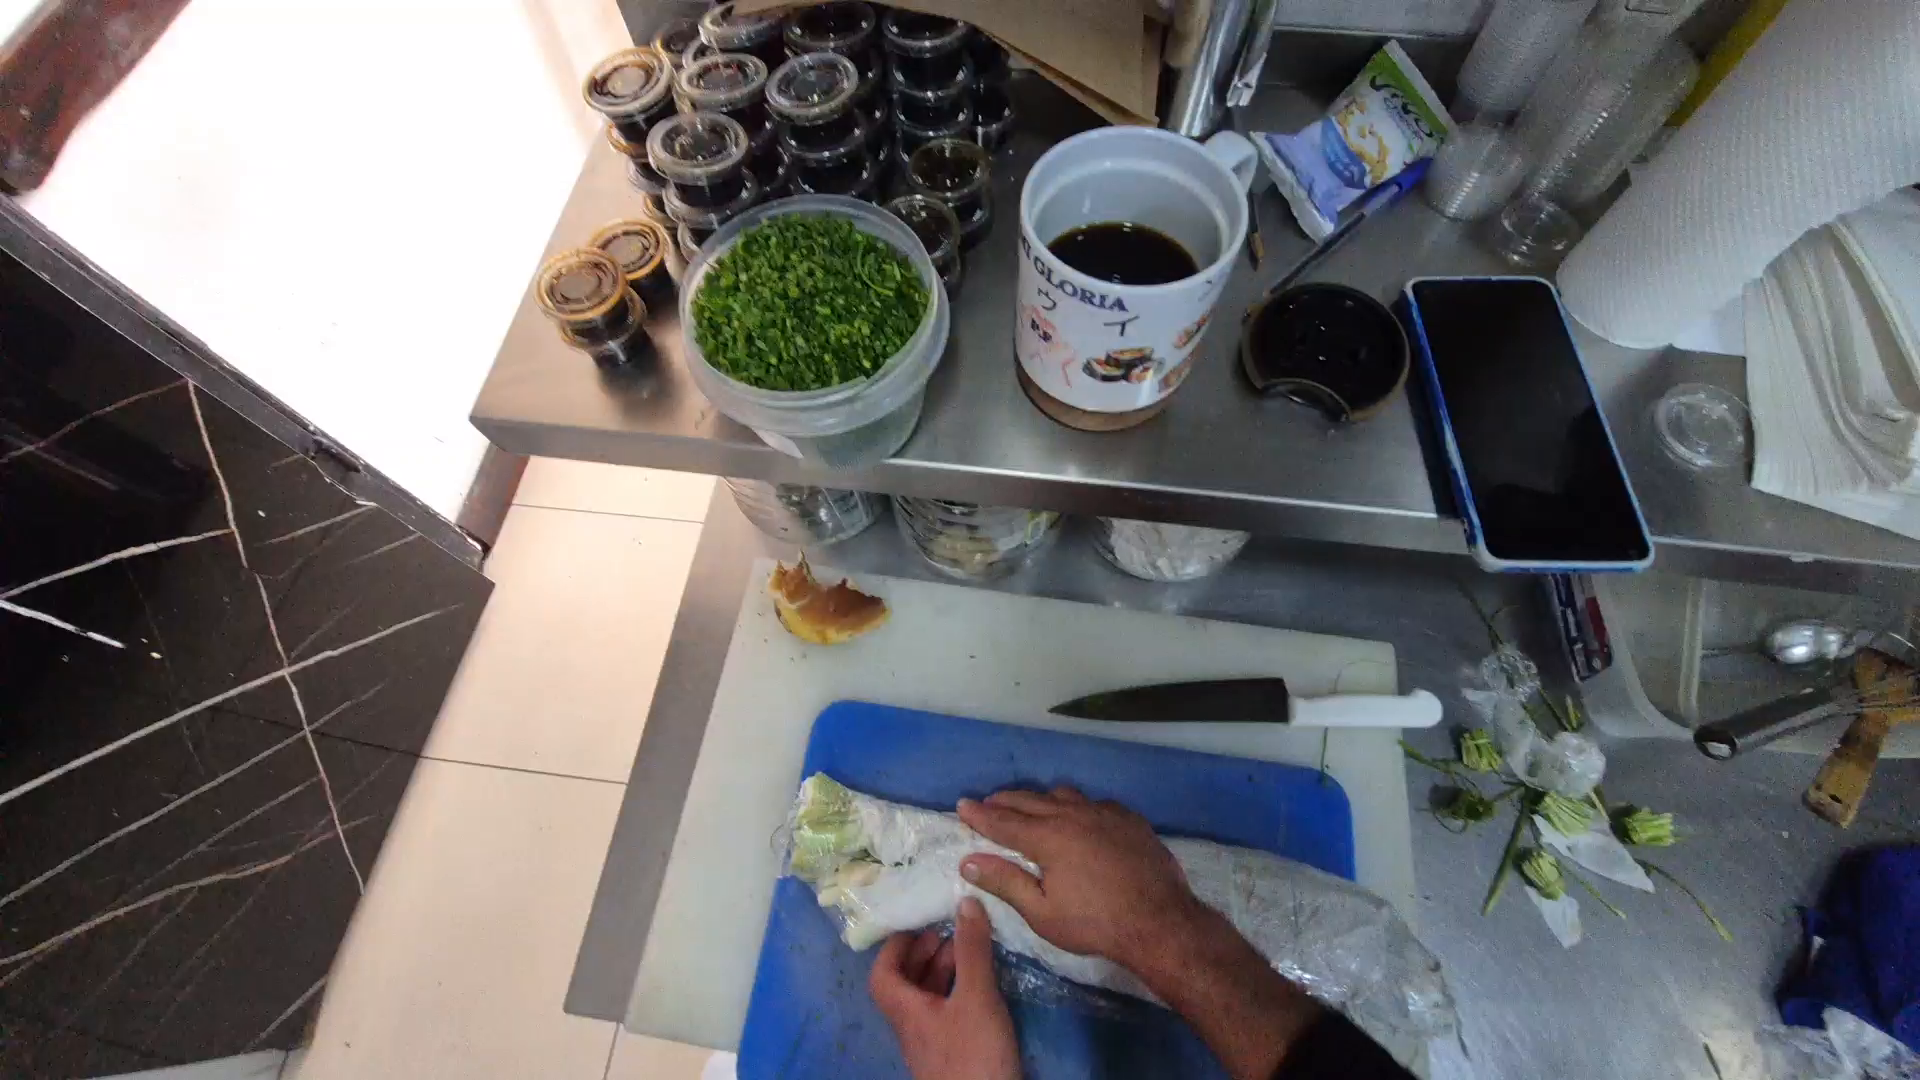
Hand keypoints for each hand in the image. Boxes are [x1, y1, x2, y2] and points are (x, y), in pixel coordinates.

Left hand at [869, 895, 1019, 1079]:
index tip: (918, 923)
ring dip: (944, 972)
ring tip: (968, 951)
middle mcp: (914, 1029)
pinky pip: (947, 1014)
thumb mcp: (976, 998)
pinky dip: (958, 992)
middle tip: (948, 931)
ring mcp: (933, 1047)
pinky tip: (980, 985)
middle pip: (906, 985)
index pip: (882, 975)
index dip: (895, 946)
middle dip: (924, 954)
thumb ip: (971, 950)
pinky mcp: (954, 1058)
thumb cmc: (974, 1057)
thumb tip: (965, 900)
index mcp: (907, 1013)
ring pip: (928, 1000)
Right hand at [958, 786, 1321, 1079]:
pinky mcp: (1127, 817)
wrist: (1160, 922)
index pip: (1003, 821)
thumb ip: (1005, 881)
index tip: (962, 805)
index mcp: (1047, 836)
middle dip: (1004, 800)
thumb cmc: (1095, 923)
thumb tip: (969, 861)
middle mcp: (1072, 813)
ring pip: (1063, 794)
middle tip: (988, 801)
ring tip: (1031, 806)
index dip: (980, 814)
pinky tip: (1078, 818)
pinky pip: (1093, 802)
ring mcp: (1103, 811)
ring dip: (1041, 798)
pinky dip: (1076, 806)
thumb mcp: (1042, 912)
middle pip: (1029, 800)